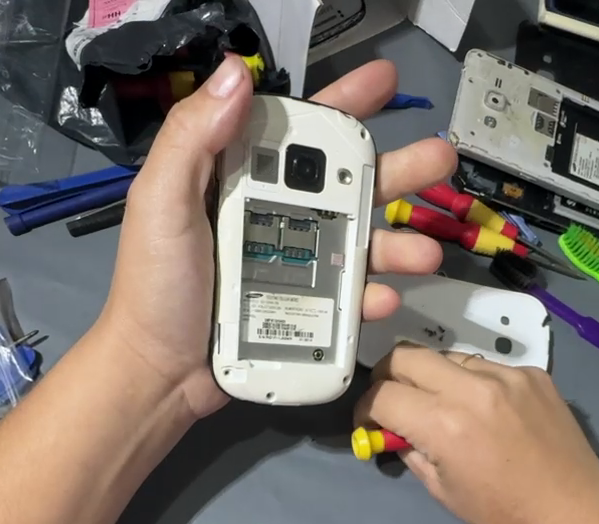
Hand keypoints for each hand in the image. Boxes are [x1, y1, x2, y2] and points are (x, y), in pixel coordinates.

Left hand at [92, 57, 456, 420]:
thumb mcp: (161, 205)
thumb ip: (192, 139)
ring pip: (357, 243)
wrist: (161, 374)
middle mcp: (275, 217)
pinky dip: (370, 298)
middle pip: (344, 186)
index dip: (341, 107)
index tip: (384, 86)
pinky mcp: (304, 309)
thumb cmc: (158, 288)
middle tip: (441, 159)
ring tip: (428, 253)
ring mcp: (293, 265)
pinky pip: (347, 298)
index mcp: (240, 182)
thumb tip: (238, 74)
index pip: (297, 134)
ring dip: (398, 245)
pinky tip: (384, 299)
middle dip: (396, 170)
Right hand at [355, 345, 598, 523]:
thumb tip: (396, 432)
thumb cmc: (505, 514)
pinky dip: (474, 383)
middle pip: (407, 355)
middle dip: (389, 376)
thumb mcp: (444, 492)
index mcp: (445, 424)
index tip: (369, 423)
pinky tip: (487, 411)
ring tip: (445, 408)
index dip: (366, 409)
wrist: (575, 511)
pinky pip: (487, 366)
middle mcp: (473, 388)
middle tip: (393, 401)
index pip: (384, 394)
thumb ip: (413, 453)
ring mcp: (507, 375)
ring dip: (434, 377)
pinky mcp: (534, 374)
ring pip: (448, 357)